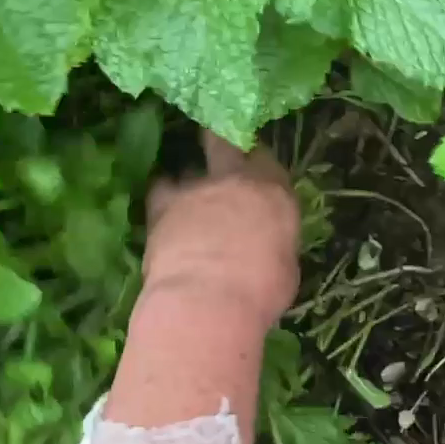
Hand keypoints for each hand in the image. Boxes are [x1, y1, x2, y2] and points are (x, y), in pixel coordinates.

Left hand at [143, 133, 299, 327]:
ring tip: (186, 198)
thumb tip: (264, 246)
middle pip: (224, 143)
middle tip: (213, 146)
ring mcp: (197, 189)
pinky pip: (160, 189)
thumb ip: (272, 245)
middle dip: (218, 142)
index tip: (255, 173)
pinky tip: (162, 211)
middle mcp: (236, 181)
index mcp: (275, 195)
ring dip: (188, 181)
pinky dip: (162, 197)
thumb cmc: (259, 293)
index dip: (259, 165)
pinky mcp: (162, 205)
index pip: (268, 162)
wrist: (208, 301)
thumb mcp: (284, 269)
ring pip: (188, 168)